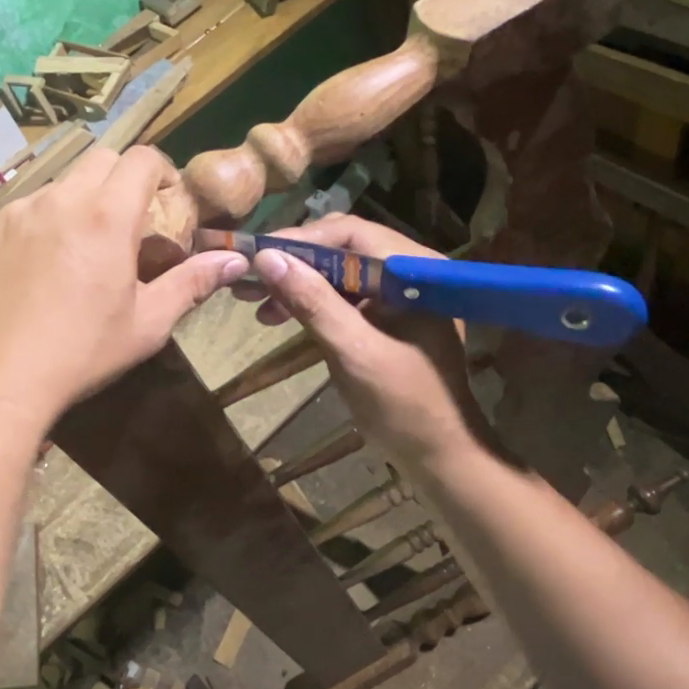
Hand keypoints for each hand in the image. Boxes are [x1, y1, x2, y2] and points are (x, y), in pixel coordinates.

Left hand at [0, 146, 248, 435]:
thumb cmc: (80, 354)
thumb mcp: (146, 325)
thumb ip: (191, 284)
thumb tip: (235, 262)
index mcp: (106, 216)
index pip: (141, 158)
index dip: (160, 171)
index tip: (164, 200)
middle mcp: (58, 199)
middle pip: (99, 161)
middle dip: (120, 180)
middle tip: (125, 224)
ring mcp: (13, 213)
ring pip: (56, 188)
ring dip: (75, 205)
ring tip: (74, 253)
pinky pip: (17, 214)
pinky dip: (34, 228)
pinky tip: (28, 273)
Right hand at [236, 214, 489, 462]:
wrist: (439, 456)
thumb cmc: (404, 405)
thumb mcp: (353, 351)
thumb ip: (313, 301)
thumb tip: (266, 258)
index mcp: (414, 269)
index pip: (350, 232)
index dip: (300, 239)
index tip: (256, 255)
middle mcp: (408, 269)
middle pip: (340, 246)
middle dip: (293, 260)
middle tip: (248, 276)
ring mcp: (397, 291)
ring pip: (336, 268)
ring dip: (295, 281)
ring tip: (254, 301)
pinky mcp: (385, 313)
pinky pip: (340, 292)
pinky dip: (308, 300)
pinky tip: (277, 315)